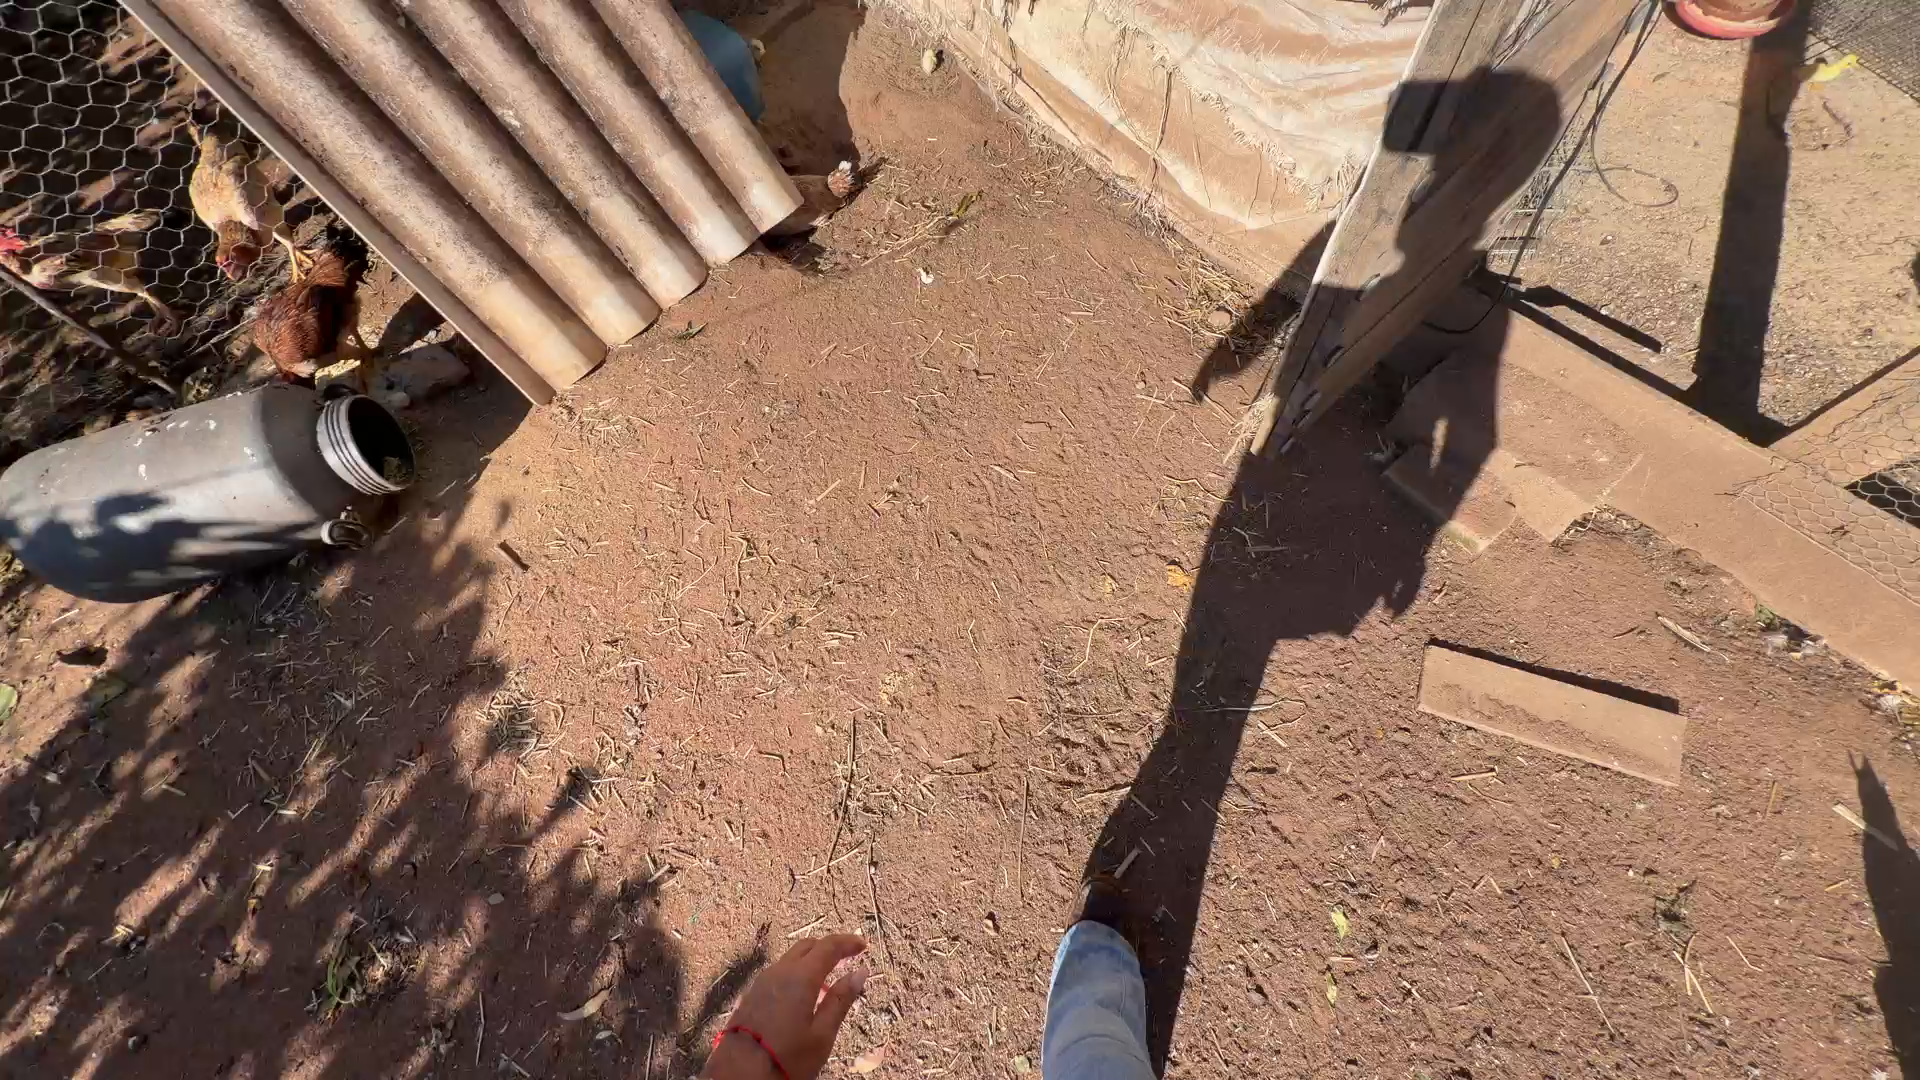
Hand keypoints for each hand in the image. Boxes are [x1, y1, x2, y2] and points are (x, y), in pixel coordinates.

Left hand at [704, 934, 868, 1079]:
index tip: (863, 945)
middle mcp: (780, 971)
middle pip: (808, 946)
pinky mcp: (751, 994)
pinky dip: (796, 973)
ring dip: (811, 960)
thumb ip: (841, 1000)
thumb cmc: (786, 1060)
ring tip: (826, 981)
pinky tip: (801, 996)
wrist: (736, 1079)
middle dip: (829, 948)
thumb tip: (860, 971)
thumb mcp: (821, 1036)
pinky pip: (779, 972)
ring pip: (791, 958)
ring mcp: (762, 981)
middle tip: (846, 958)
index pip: (829, 946)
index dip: (848, 942)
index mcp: (801, 977)